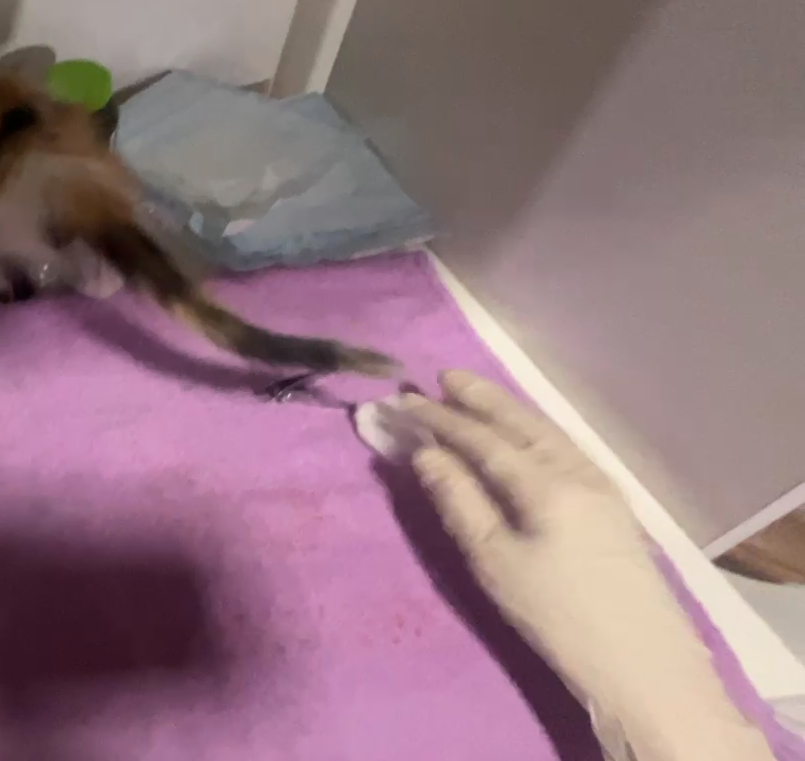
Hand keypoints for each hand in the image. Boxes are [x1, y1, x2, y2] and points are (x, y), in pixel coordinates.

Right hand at [393, 372, 772, 760]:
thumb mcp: (489, 556)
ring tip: (472, 392)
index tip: (401, 399)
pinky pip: (562, 449)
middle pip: (521, 424)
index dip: (438, 416)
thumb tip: (424, 450)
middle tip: (441, 376)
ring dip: (506, 410)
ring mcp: (601, 489)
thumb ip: (455, 496)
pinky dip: (532, 429)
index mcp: (545, 486)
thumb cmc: (553, 611)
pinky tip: (519, 430)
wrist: (644, 670)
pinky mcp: (610, 506)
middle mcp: (577, 475)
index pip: (481, 437)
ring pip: (546, 433)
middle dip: (479, 398)